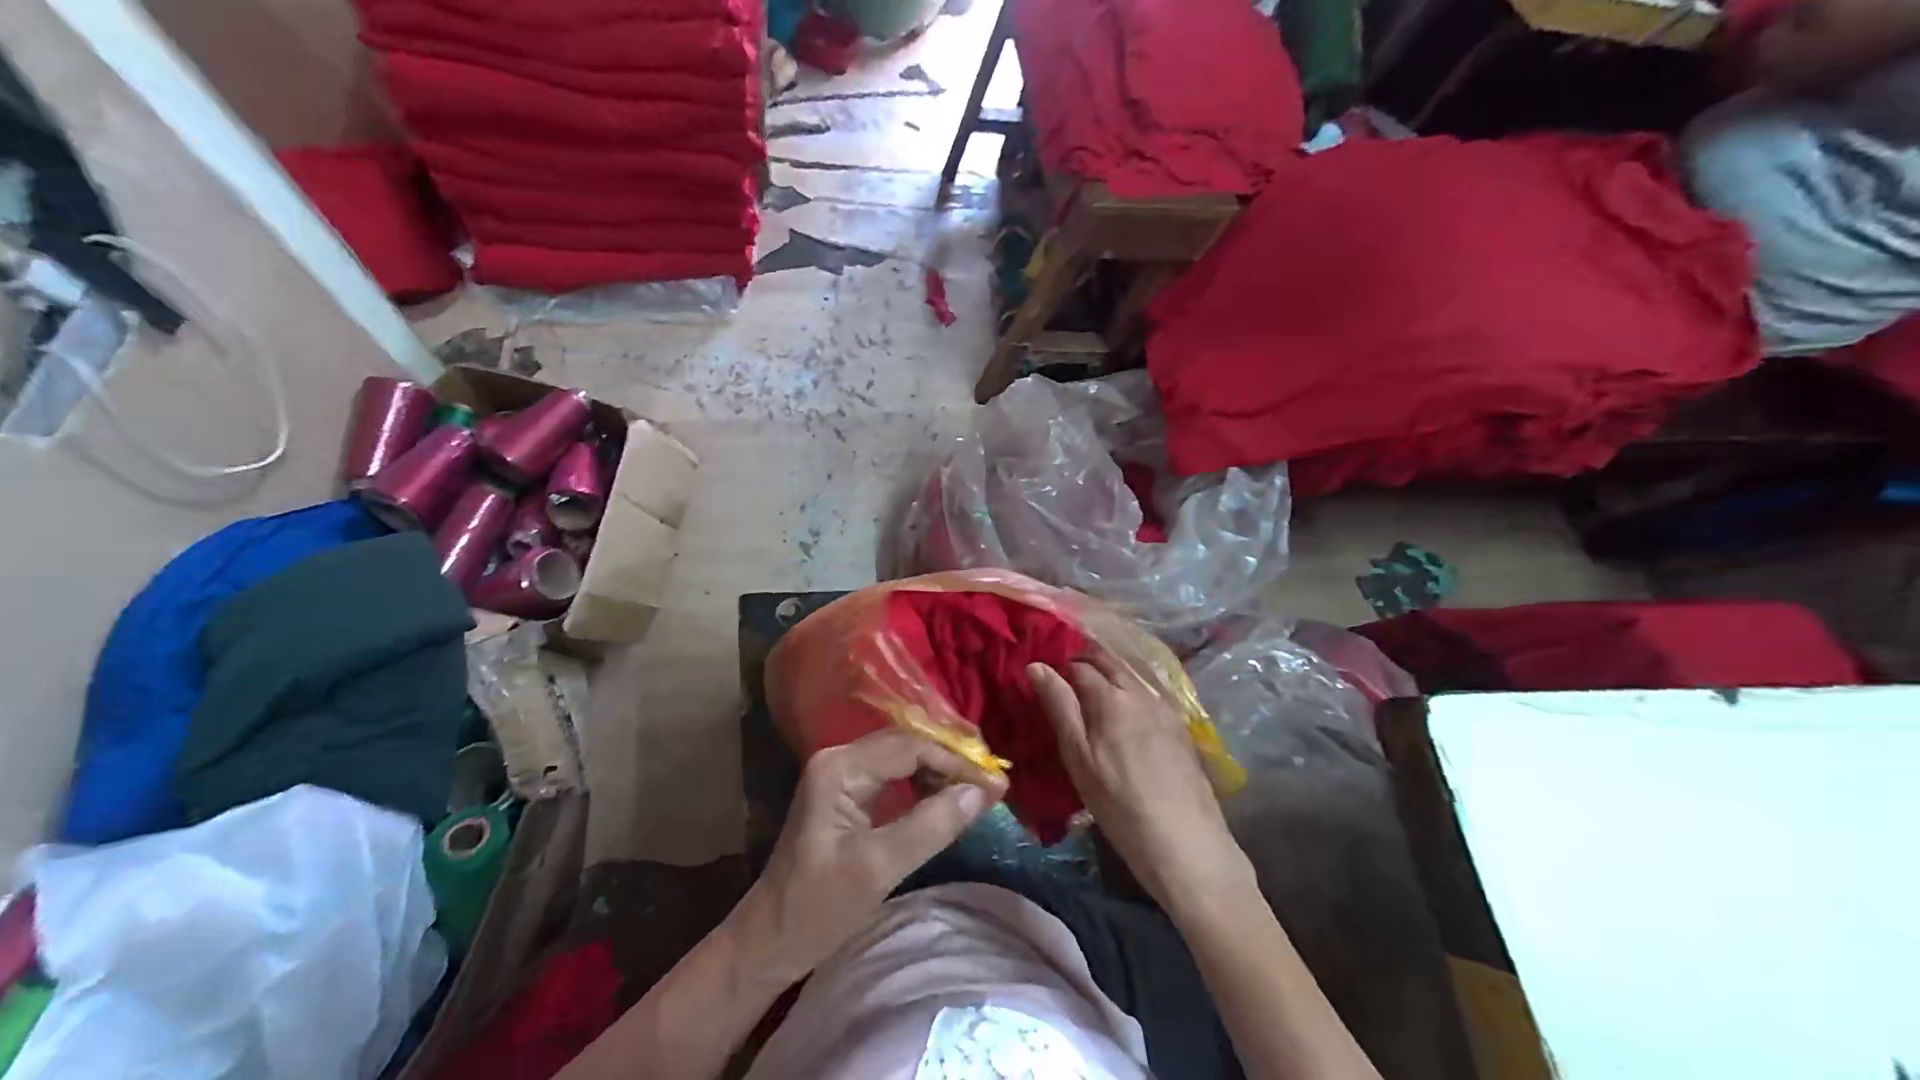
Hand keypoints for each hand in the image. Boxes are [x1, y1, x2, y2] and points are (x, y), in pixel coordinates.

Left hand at [734, 728, 1006, 981]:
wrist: (769, 940)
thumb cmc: (818, 907)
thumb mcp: (879, 868)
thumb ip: (931, 825)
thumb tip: (982, 792)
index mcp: (840, 767)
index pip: (911, 746)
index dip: (957, 762)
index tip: (996, 786)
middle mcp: (839, 758)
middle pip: (908, 744)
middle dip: (953, 761)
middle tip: (993, 784)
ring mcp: (840, 773)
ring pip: (904, 757)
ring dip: (941, 771)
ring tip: (976, 793)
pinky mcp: (846, 792)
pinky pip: (894, 775)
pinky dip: (924, 784)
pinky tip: (945, 800)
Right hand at [1029, 656, 1252, 911]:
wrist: (1186, 844)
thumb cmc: (1120, 804)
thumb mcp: (1078, 758)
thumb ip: (1059, 707)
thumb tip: (1037, 666)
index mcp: (1112, 697)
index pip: (1079, 664)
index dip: (1058, 663)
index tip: (1041, 672)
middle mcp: (1142, 692)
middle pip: (1109, 660)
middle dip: (1084, 658)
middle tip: (1061, 673)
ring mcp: (1166, 708)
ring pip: (1131, 674)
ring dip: (1107, 670)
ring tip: (1087, 687)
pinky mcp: (1180, 727)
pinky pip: (1148, 692)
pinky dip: (1128, 688)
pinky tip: (1122, 708)